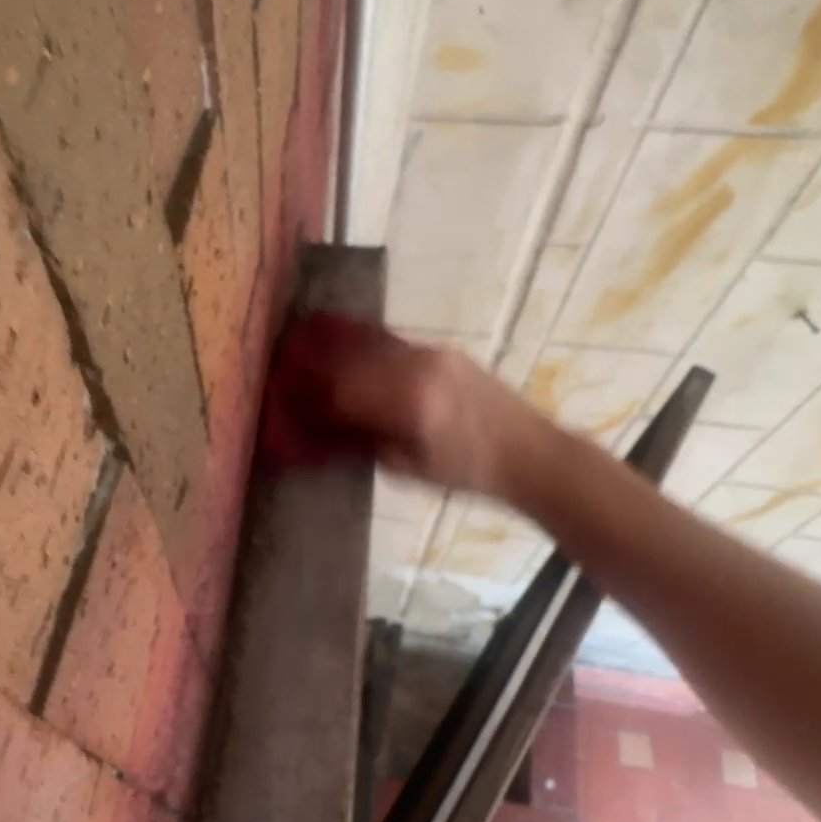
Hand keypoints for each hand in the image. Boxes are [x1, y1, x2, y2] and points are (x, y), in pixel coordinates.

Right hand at [263, 314, 547, 499]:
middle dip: (320, 367)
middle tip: (292, 372)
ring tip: (316, 359)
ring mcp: (435, 354)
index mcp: (410, 402)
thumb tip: (334, 428)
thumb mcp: (411, 469)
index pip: (345, 389)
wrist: (531, 454)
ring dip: (344, 354)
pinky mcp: (445, 352)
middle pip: (354, 360)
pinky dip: (371, 353)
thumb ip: (369, 443)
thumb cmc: (470, 474)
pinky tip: (356, 360)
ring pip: (375, 348)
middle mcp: (420, 367)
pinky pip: (396, 347)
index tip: (289, 394)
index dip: (313, 393)